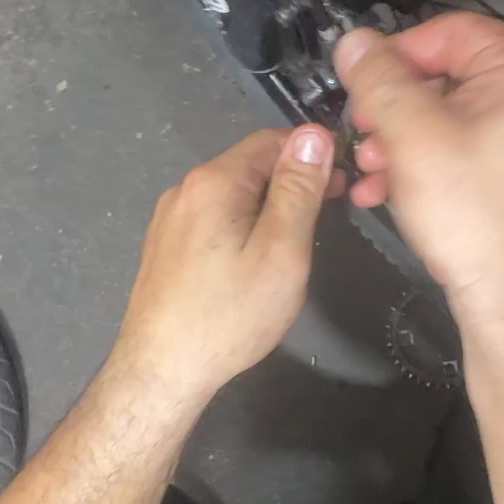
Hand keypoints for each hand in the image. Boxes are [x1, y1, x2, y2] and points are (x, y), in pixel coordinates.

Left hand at [108, 125, 337, 404]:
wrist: (162, 369)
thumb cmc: (230, 314)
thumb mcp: (281, 251)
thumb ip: (298, 190)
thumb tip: (314, 134)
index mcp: (214, 181)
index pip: (271, 140)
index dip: (312, 155)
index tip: (341, 185)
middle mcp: (185, 190)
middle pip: (249, 167)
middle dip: (290, 183)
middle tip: (325, 218)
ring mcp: (169, 220)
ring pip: (231, 196)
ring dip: (266, 208)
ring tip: (292, 247)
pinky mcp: (164, 248)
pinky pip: (212, 221)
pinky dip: (240, 229)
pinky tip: (250, 265)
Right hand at [334, 13, 503, 332]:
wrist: (502, 291)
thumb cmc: (467, 211)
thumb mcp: (412, 136)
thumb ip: (379, 81)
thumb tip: (351, 41)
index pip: (448, 30)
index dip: (394, 53)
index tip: (356, 83)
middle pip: (440, 73)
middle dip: (389, 104)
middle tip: (357, 128)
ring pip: (438, 114)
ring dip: (392, 136)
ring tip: (365, 166)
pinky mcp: (501, 166)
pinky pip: (449, 144)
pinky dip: (412, 160)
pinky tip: (378, 188)